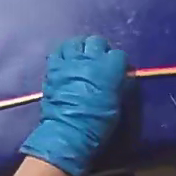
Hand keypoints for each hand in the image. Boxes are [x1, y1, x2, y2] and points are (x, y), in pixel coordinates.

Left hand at [20, 35, 126, 175]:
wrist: (68, 133)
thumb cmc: (98, 123)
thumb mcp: (117, 103)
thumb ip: (119, 84)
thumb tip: (121, 76)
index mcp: (110, 69)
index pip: (118, 55)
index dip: (118, 63)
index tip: (117, 70)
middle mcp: (90, 60)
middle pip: (96, 42)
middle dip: (99, 50)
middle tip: (98, 61)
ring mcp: (70, 62)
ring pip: (76, 42)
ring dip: (80, 48)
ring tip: (80, 58)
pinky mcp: (53, 67)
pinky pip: (58, 52)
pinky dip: (63, 55)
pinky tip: (66, 62)